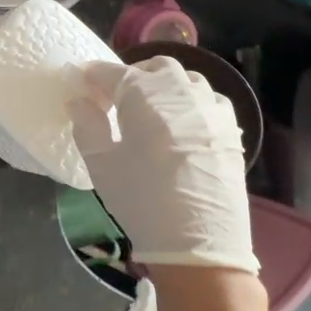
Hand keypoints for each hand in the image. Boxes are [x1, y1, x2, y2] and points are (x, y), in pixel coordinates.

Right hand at [67, 56, 257, 274]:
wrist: (199, 243)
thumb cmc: (141, 199)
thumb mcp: (101, 163)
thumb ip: (87, 124)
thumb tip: (79, 100)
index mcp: (147, 98)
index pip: (113, 73)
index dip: (93, 75)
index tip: (79, 84)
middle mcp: (184, 94)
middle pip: (156, 68)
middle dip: (131, 75)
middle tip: (112, 98)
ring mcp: (213, 111)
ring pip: (187, 80)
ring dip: (162, 86)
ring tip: (147, 111)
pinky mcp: (230, 131)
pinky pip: (208, 101)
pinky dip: (189, 102)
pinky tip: (178, 126)